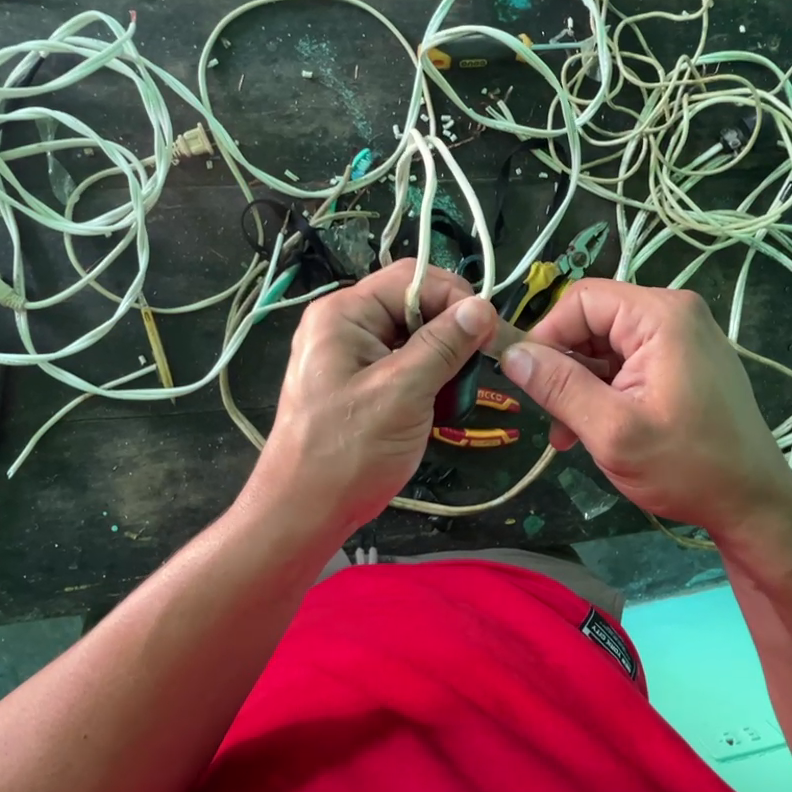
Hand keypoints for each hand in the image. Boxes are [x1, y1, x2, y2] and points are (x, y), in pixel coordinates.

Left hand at [251, 259, 497, 533]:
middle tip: (473, 371)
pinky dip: (427, 383)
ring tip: (452, 398)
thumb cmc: (348, 451)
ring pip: (415, 338)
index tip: (488, 334)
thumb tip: (483, 307)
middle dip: (450, 335)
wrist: (303, 513)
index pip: (411, 278)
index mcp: (344, 314)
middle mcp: (344, 325)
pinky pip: (405, 366)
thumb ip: (443, 345)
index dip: (455, 298)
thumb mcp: (402, 392)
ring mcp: (350, 356)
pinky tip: (435, 410)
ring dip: (442, 363)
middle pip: (413, 306)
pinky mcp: (360, 384)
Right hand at [497, 280, 791, 535]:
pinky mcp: (684, 362)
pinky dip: (605, 391)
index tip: (527, 380)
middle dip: (564, 366)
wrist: (755, 506)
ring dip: (581, 385)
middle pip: (593, 321)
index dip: (546, 336)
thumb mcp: (612, 431)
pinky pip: (628, 362)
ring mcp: (682, 338)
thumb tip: (509, 354)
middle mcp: (674, 313)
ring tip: (569, 434)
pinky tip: (595, 430)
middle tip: (550, 415)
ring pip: (605, 345)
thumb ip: (559, 387)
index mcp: (661, 316)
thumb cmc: (688, 467)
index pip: (581, 300)